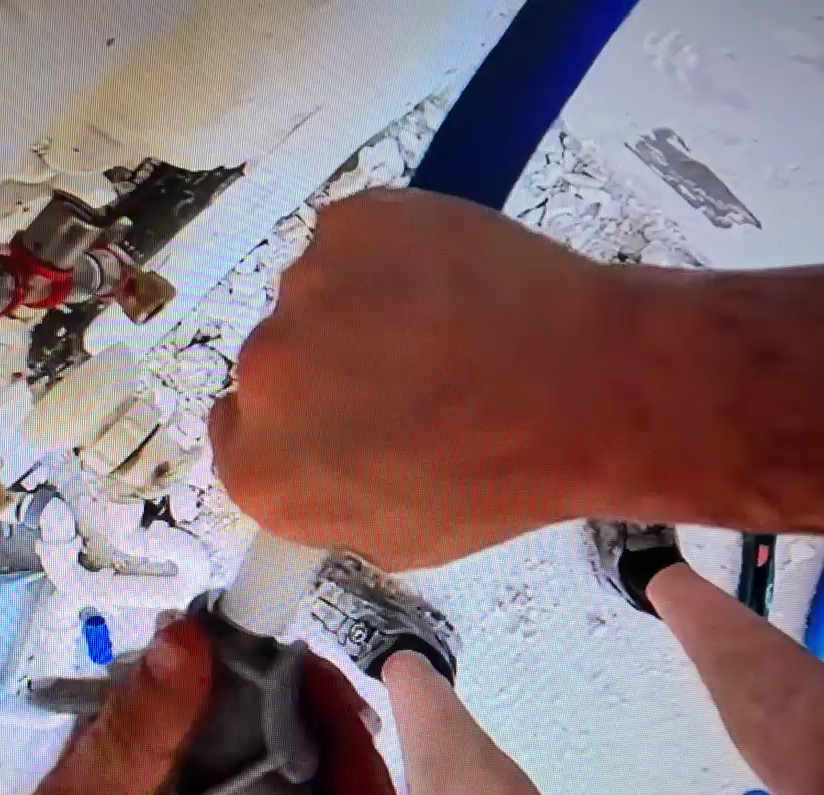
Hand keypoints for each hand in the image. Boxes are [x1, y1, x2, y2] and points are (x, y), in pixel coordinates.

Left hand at [0, 618, 409, 794]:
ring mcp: (242, 780)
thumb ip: (137, 732)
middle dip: (349, 764)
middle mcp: (202, 730)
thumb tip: (185, 632)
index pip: (238, 658)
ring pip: (325, 763)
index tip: (344, 719)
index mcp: (152, 710)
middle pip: (300, 711)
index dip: (299, 678)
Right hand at [209, 189, 649, 568]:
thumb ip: (320, 506)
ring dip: (353, 311)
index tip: (329, 417)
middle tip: (398, 376)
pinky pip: (350, 244)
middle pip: (268, 366)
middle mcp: (261, 380)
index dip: (286, 427)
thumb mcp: (394, 540)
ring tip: (436, 330)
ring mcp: (302, 293)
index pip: (234, 435)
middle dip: (320, 372)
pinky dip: (385, 257)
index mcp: (262, 471)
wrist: (590, 389)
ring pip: (312, 301)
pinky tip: (444, 284)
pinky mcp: (350, 225)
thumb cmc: (495, 483)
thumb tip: (307, 466)